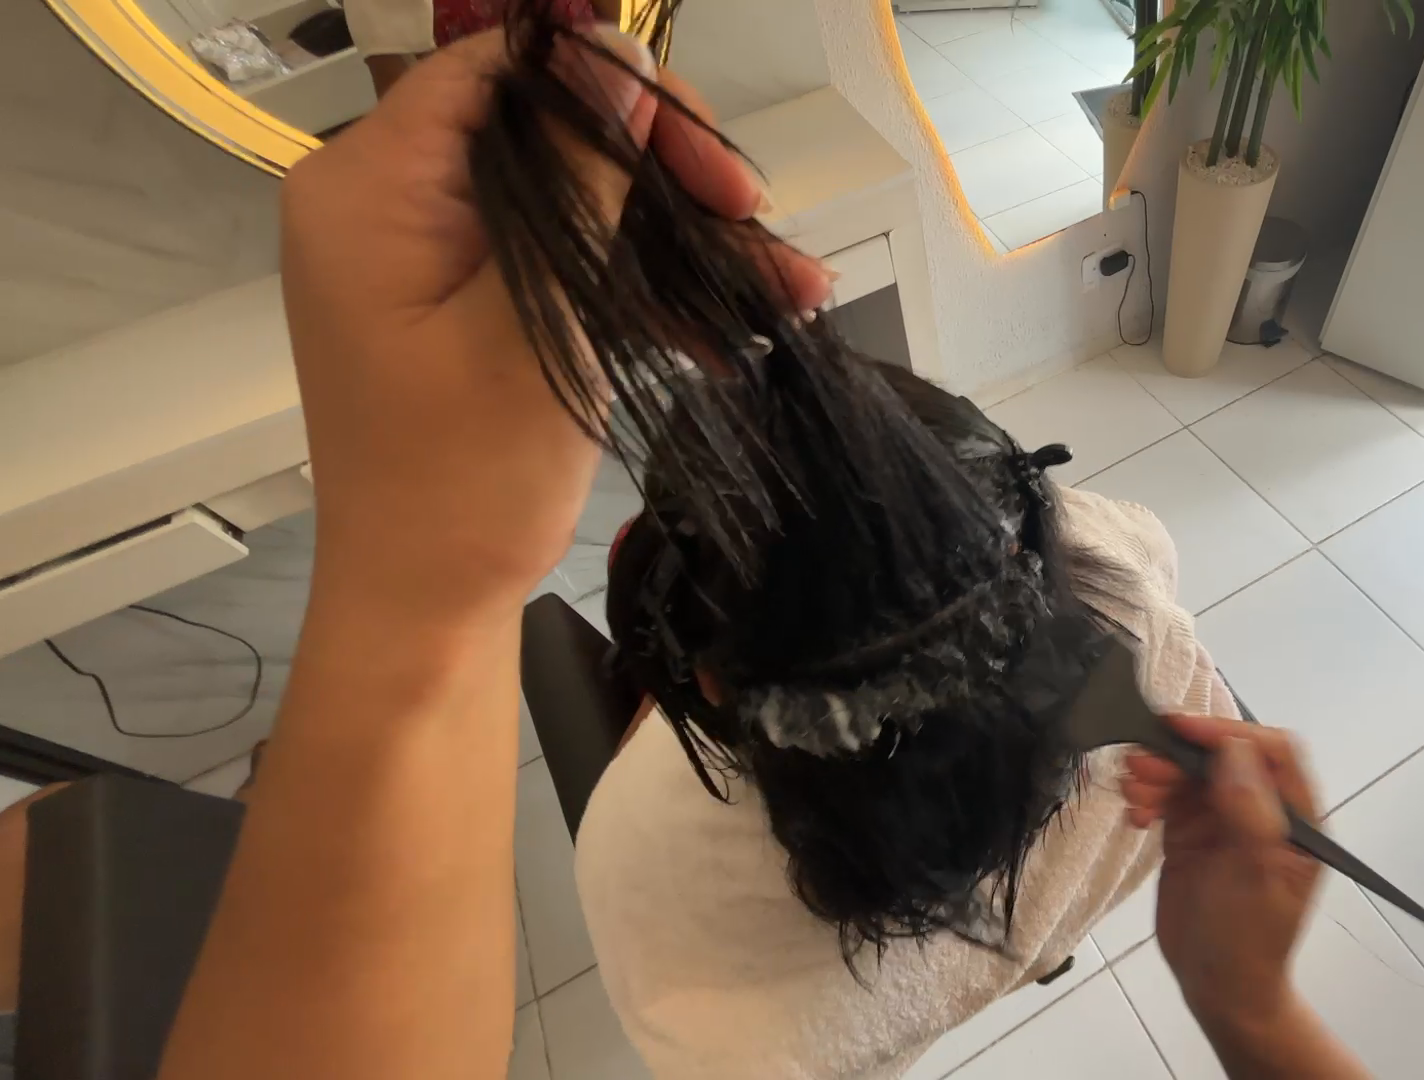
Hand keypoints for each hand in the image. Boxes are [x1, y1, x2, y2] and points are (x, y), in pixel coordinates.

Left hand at [279, 28, 830, 624]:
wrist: (439, 591)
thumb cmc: (468, 478)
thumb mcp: (535, 327)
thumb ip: (577, 192)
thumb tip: (618, 70)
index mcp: (379, 189)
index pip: (498, 77)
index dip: (608, 90)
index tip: (706, 153)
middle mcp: (418, 208)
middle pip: (563, 143)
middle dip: (671, 178)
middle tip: (757, 219)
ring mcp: (466, 264)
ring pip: (595, 215)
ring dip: (691, 249)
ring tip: (790, 286)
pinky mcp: (508, 313)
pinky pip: (591, 276)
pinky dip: (662, 297)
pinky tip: (739, 327)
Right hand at [1121, 716, 1323, 1041]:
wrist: (1217, 987)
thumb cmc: (1248, 939)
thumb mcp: (1256, 877)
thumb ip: (1249, 811)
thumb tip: (1230, 750)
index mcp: (1293, 816)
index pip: (1270, 750)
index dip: (1228, 731)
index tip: (1184, 730)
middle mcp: (1258, 807)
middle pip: (1218, 754)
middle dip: (1178, 753)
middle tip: (1140, 765)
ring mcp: (1221, 817)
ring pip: (1186, 770)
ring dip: (1155, 773)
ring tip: (1132, 794)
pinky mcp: (1189, 829)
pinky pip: (1165, 794)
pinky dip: (1146, 795)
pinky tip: (1136, 816)